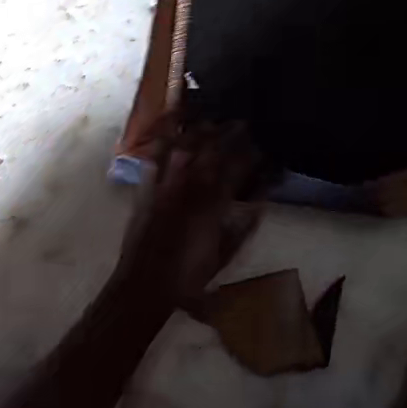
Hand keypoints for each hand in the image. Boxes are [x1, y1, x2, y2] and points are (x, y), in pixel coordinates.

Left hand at [121, 121, 270, 303]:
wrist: (144, 286)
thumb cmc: (189, 274)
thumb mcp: (225, 253)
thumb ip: (245, 225)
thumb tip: (263, 201)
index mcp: (214, 202)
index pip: (238, 167)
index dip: (253, 154)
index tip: (262, 146)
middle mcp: (190, 186)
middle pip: (213, 150)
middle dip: (230, 133)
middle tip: (242, 123)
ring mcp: (166, 184)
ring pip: (185, 146)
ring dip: (200, 131)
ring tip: (212, 121)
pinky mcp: (146, 187)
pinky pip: (155, 156)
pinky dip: (164, 139)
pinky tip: (171, 128)